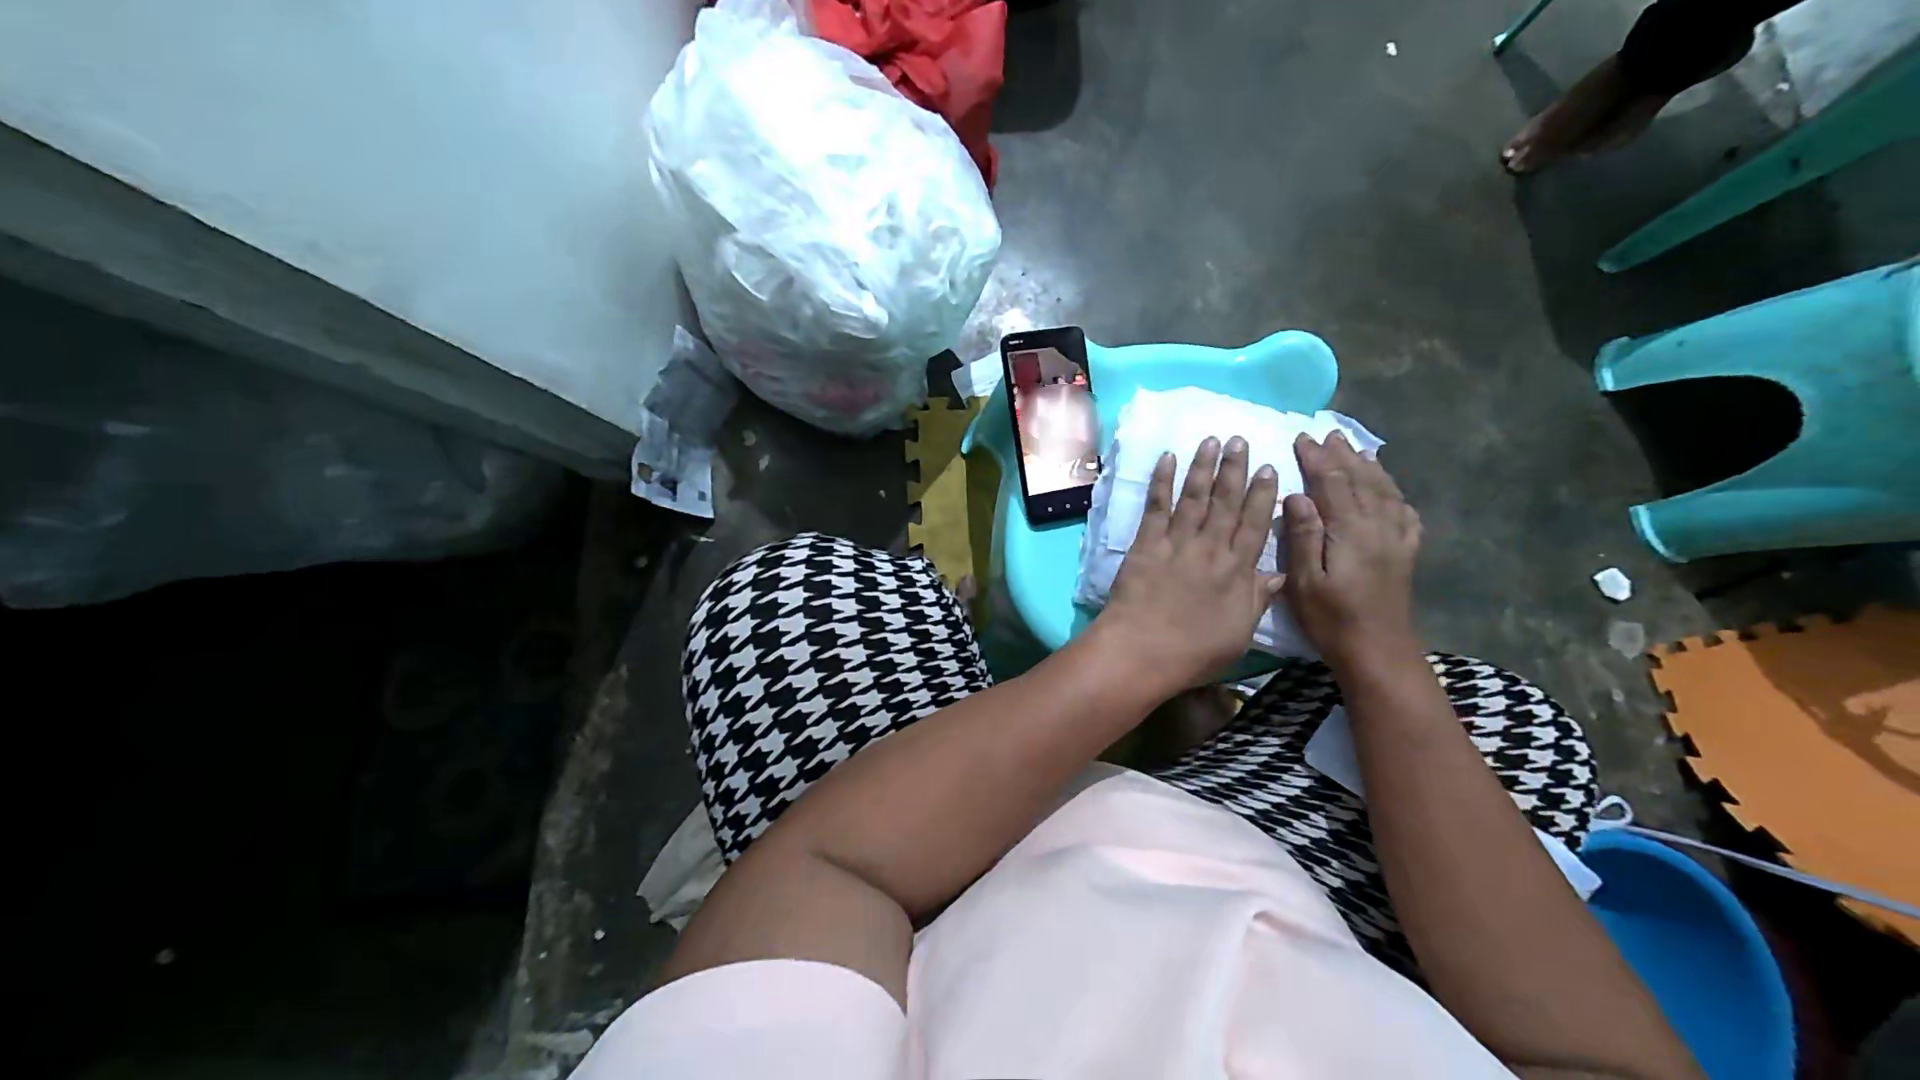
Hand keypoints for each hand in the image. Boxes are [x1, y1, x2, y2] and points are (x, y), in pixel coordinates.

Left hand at [1094, 436, 1282, 691]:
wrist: (1143, 651)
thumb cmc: (1195, 651)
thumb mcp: (1240, 633)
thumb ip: (1258, 600)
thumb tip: (1278, 574)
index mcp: (1237, 570)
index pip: (1256, 524)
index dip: (1263, 495)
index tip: (1270, 468)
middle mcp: (1210, 548)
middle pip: (1226, 502)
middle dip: (1235, 469)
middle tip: (1240, 440)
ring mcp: (1177, 543)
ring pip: (1194, 497)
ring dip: (1203, 466)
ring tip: (1211, 439)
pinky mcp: (1146, 544)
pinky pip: (1156, 506)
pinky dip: (1162, 480)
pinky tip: (1167, 458)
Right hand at [1281, 432, 1421, 672]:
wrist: (1378, 651)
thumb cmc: (1331, 619)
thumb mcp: (1304, 581)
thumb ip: (1303, 536)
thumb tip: (1298, 496)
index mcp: (1350, 531)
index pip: (1332, 484)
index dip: (1317, 459)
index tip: (1301, 438)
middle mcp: (1378, 527)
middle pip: (1361, 481)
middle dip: (1343, 456)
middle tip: (1328, 435)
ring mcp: (1396, 539)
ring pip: (1385, 492)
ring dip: (1369, 467)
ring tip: (1357, 450)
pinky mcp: (1405, 554)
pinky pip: (1404, 514)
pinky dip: (1395, 495)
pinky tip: (1390, 491)